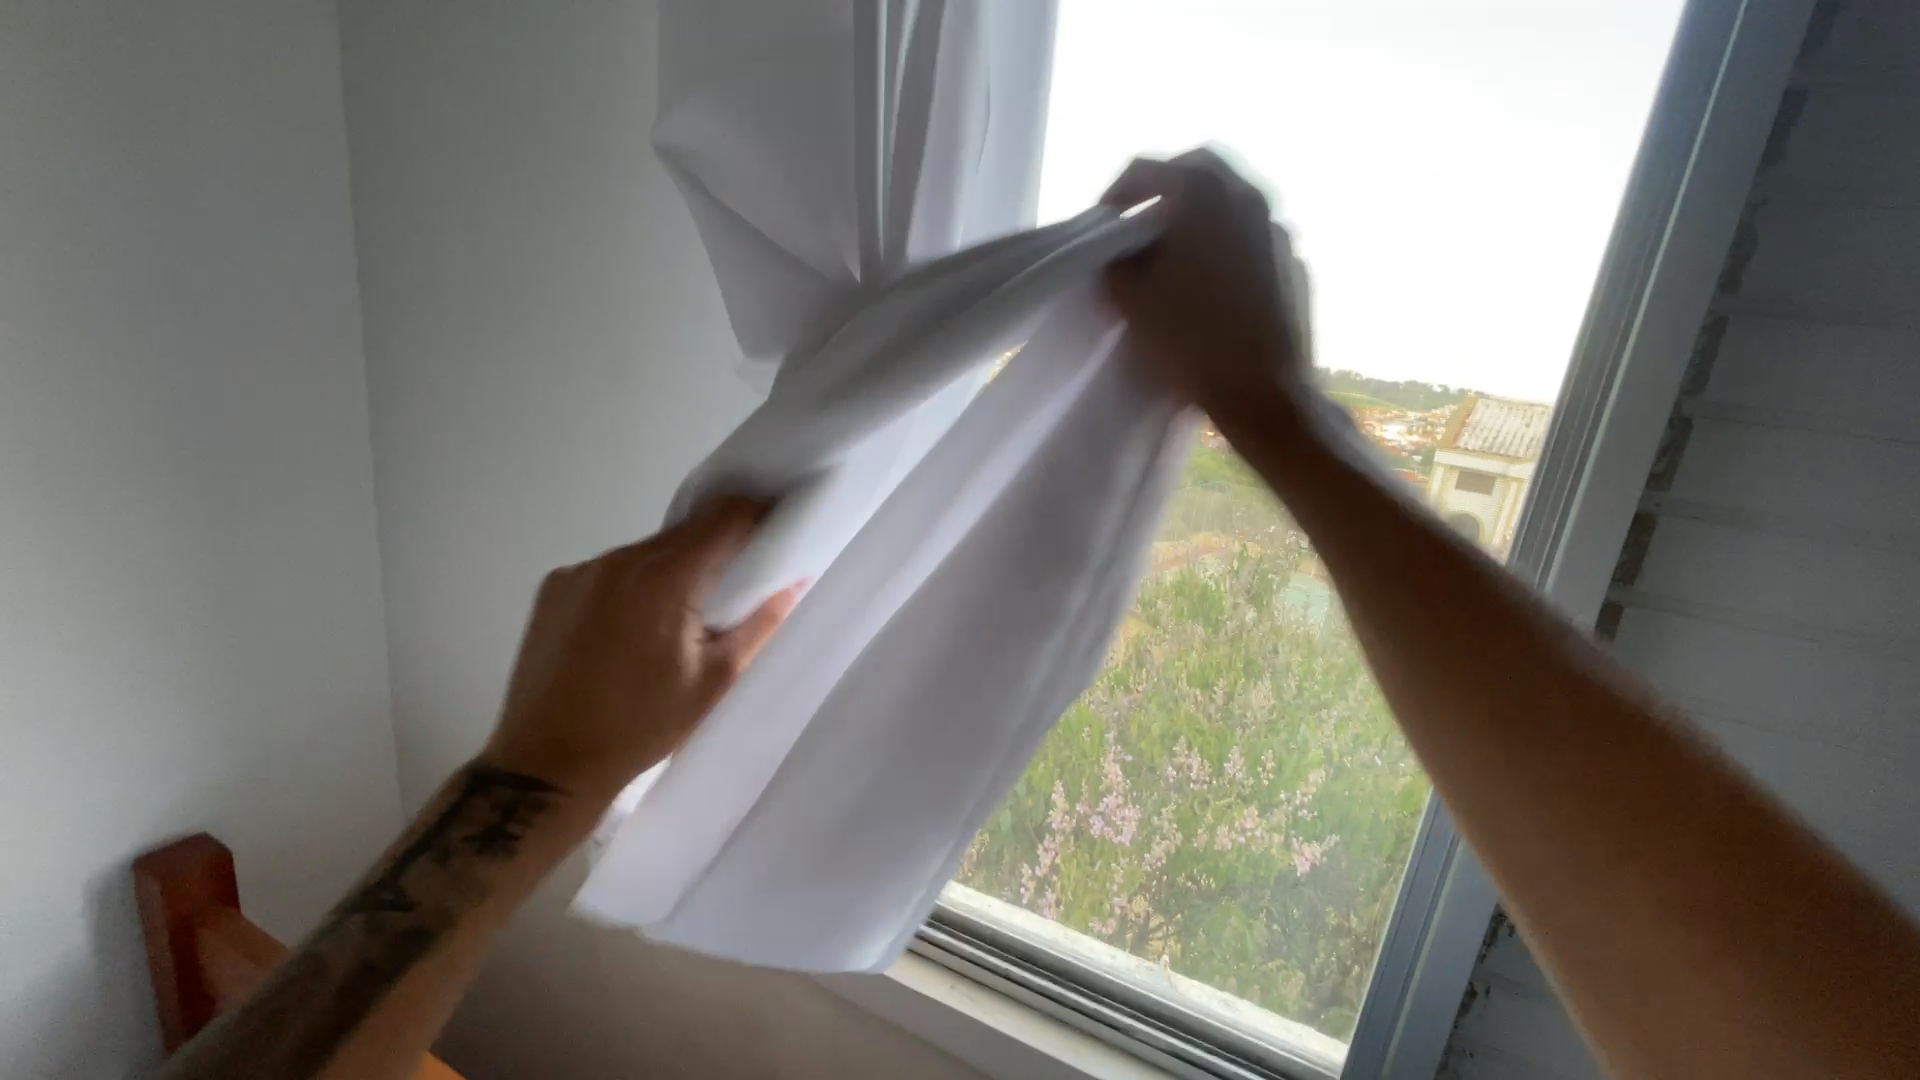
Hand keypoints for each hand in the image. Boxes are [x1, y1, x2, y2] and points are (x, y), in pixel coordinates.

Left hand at [480, 498, 800, 802]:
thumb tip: (794, 581)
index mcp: (665, 578)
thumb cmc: (642, 725)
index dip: (756, 513)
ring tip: (678, 616)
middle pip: (684, 532)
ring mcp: (579, 571)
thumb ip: (761, 623)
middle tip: (734, 583)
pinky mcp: (553, 588)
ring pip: (646, 551)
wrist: (547, 764)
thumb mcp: (717, 680)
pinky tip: (630, 628)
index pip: (723, 517)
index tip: (775, 527)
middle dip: (716, 547)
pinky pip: (610, 570)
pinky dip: (633, 584)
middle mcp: (618, 560)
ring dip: (672, 568)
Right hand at [1101, 149, 1310, 424]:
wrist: (1260, 390)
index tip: (1102, 222)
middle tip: (1140, 221)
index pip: (1147, 169)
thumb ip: (1117, 263)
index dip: (1116, 193)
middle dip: (1164, 188)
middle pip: (1199, 170)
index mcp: (1203, 194)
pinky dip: (1225, 246)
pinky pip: (1251, 239)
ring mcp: (1278, 229)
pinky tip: (1210, 285)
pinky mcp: (1292, 264)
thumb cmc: (1188, 340)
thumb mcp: (1130, 300)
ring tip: (1174, 255)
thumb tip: (1121, 253)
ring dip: (1199, 217)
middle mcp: (1248, 196)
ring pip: (1231, 203)